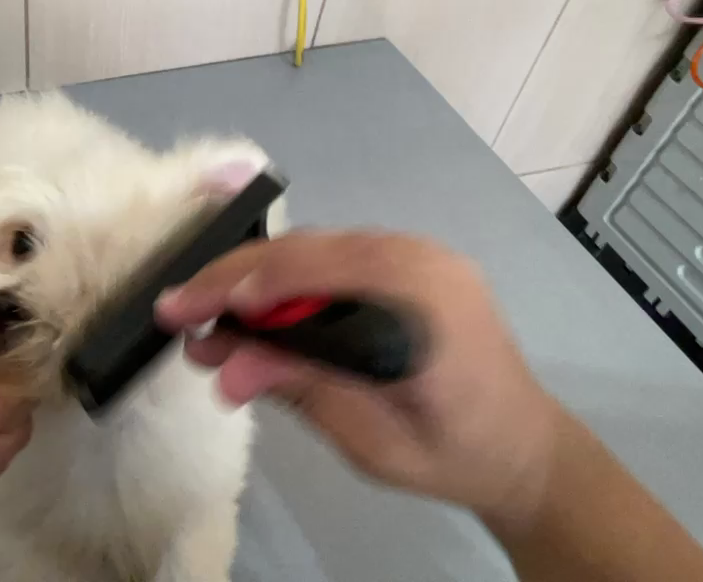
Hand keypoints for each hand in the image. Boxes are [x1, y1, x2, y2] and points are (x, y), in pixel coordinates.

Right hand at [155, 233, 561, 528]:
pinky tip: (248, 313)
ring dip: (249, 282)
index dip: (248, 282)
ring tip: (203, 320)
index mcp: (423, 293)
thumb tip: (222, 367)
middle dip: (231, 279)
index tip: (192, 309)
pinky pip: (324, 260)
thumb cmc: (457, 453)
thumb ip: (301, 388)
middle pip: (302, 249)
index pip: (317, 266)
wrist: (526, 452)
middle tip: (176, 310)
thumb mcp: (374, 438)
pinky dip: (279, 284)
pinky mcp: (396, 262)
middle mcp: (414, 254)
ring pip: (306, 250)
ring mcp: (408, 251)